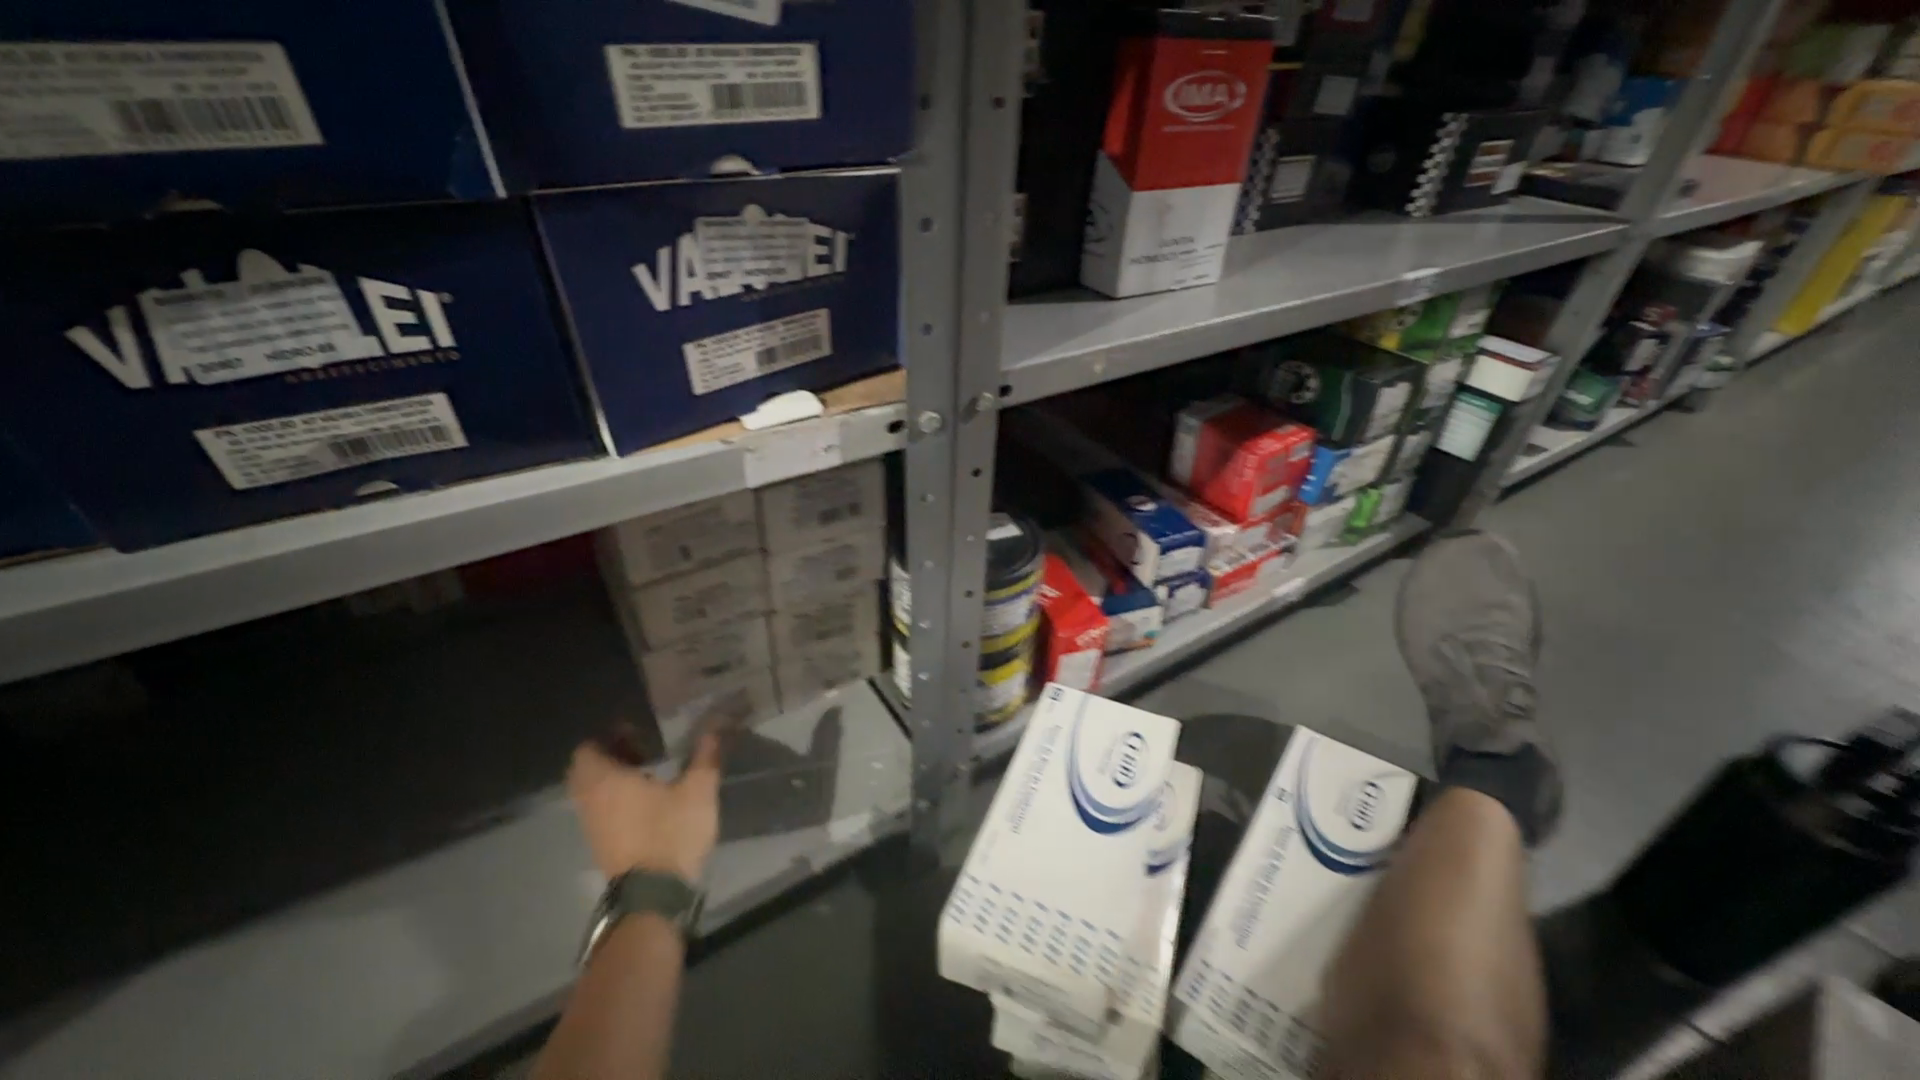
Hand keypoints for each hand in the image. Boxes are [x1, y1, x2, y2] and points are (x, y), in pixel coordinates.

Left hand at [566, 731, 724, 883]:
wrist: (655, 895)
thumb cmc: (670, 834)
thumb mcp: (697, 791)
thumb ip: (705, 756)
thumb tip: (715, 726)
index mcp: (604, 779)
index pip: (587, 748)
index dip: (609, 736)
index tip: (637, 732)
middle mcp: (589, 800)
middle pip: (588, 770)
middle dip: (612, 757)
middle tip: (645, 751)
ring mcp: (592, 826)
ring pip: (594, 792)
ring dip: (614, 780)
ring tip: (650, 775)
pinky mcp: (600, 845)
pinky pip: (601, 811)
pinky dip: (616, 801)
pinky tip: (647, 802)